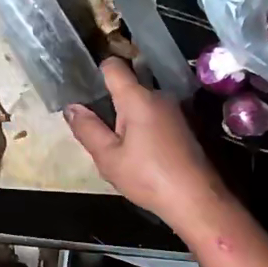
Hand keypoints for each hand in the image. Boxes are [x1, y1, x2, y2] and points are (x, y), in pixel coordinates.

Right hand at [65, 58, 228, 231]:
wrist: (196, 199)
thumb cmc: (147, 177)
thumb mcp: (108, 157)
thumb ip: (87, 129)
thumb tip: (71, 107)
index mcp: (138, 98)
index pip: (114, 67)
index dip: (98, 72)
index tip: (85, 90)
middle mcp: (159, 96)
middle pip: (128, 88)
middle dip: (111, 104)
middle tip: (97, 132)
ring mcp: (175, 110)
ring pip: (142, 105)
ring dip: (128, 119)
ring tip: (117, 147)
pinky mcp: (185, 126)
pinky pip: (155, 117)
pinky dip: (143, 128)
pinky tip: (140, 154)